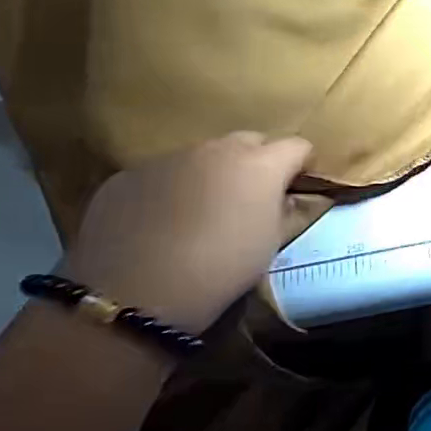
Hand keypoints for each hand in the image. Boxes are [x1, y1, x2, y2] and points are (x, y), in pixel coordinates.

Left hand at [59, 133, 313, 332]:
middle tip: (254, 197)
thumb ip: (287, 210)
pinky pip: (164, 174)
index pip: (297, 146)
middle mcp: (215, 149)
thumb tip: (287, 197)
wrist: (138, 290)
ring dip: (213, 174)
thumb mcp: (273, 242)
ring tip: (206, 211)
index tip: (297, 189)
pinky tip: (166, 222)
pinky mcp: (128, 175)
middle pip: (249, 141)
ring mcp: (168, 158)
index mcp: (260, 164)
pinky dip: (174, 189)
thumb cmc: (224, 266)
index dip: (302, 166)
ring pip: (203, 156)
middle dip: (258, 161)